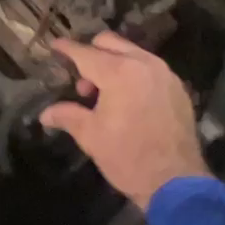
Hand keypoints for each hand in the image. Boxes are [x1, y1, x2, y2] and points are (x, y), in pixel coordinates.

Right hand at [40, 31, 209, 210]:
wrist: (176, 181)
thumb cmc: (127, 157)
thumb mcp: (91, 136)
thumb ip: (68, 116)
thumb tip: (46, 114)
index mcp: (119, 72)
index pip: (86, 53)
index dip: (67, 48)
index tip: (55, 44)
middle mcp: (144, 63)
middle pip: (111, 43)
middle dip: (92, 54)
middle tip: (83, 84)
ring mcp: (165, 73)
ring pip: (133, 53)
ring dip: (114, 64)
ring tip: (106, 96)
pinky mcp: (178, 87)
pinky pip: (150, 68)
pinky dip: (135, 74)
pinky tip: (129, 100)